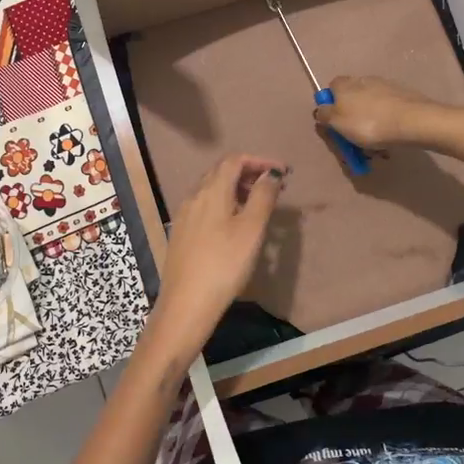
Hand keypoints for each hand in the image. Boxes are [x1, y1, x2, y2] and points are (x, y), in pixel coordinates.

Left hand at [139, 154, 285, 368]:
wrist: (186, 303)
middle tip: (273, 187)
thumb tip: (270, 174)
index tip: (283, 172)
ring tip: (257, 204)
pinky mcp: (180, 233)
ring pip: (211, 189)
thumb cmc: (225, 264)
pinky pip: (204, 205)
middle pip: (221, 171)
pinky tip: (233, 223)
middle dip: (249, 172)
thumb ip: (263, 196)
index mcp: (211, 190)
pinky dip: (223, 203)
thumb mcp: (251, 229)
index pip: (235, 160)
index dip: (260, 160)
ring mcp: (184, 214)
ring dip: (236, 188)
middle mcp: (194, 195)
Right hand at [312, 76, 437, 148]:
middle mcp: (363, 80)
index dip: (331, 105)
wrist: (411, 121)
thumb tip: (321, 110)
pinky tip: (390, 135)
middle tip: (354, 139)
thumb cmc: (368, 123)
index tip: (335, 124)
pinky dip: (385, 120)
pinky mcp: (402, 95)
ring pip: (370, 105)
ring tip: (375, 143)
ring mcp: (385, 86)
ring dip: (369, 120)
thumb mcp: (337, 123)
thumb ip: (325, 115)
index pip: (331, 89)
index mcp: (344, 85)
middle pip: (352, 98)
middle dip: (351, 117)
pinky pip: (387, 109)